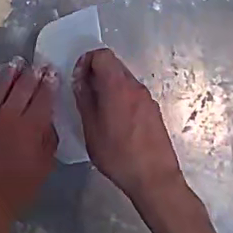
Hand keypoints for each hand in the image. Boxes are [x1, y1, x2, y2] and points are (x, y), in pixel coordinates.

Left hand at [0, 60, 58, 232]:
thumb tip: (48, 116)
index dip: (50, 81)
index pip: (44, 96)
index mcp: (31, 126)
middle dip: (33, 72)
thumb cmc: (18, 187)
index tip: (53, 72)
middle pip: (22, 85)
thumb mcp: (45, 164)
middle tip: (38, 65)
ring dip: (9, 71)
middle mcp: (8, 115)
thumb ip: (48, 136)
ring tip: (16, 63)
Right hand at [74, 49, 185, 207]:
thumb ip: (84, 99)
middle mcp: (135, 86)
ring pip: (124, 80)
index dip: (86, 61)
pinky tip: (114, 121)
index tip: (78, 79)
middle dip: (96, 73)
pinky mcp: (153, 111)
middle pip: (114, 65)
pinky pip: (132, 94)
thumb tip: (80, 80)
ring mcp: (147, 98)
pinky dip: (120, 97)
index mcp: (118, 86)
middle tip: (84, 94)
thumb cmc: (118, 154)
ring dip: (108, 86)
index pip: (102, 54)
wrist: (154, 178)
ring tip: (98, 111)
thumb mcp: (91, 128)